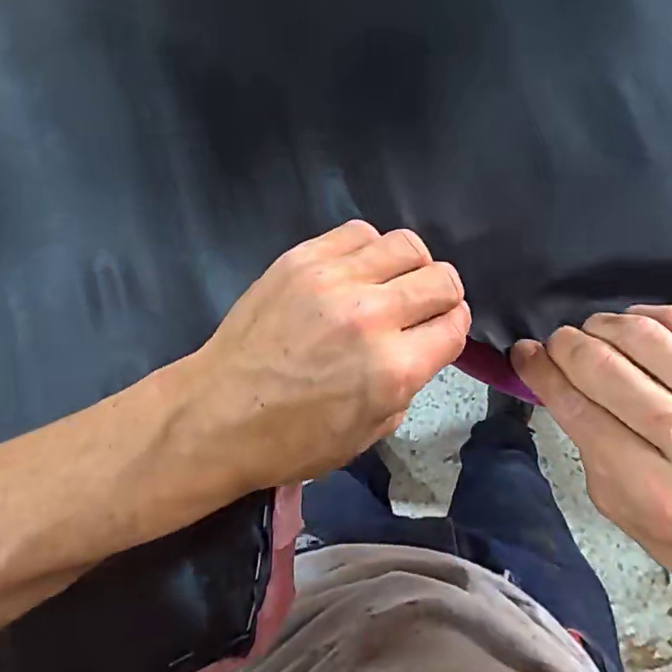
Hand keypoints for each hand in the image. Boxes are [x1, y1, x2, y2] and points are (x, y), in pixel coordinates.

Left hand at [184, 220, 470, 489]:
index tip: (440, 330)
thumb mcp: (371, 432)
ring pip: (408, 245)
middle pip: (442, 279)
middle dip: (443, 296)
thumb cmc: (293, 440)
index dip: (453, 327)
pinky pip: (360, 232)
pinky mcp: (304, 258)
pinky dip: (370, 249)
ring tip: (392, 282)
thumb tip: (423, 345)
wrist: (215, 415)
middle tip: (421, 308)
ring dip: (411, 266)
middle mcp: (373, 316)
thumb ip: (410, 384)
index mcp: (394, 369)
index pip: (456, 323)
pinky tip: (357, 269)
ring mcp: (336, 281)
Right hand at [511, 306, 671, 618]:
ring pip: (646, 336)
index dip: (543, 373)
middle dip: (567, 345)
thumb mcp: (631, 520)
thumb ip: (591, 449)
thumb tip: (557, 380)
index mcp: (659, 496)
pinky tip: (629, 324)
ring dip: (603, 325)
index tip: (525, 352)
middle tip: (555, 342)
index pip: (582, 412)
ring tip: (589, 332)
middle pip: (608, 368)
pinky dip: (647, 315)